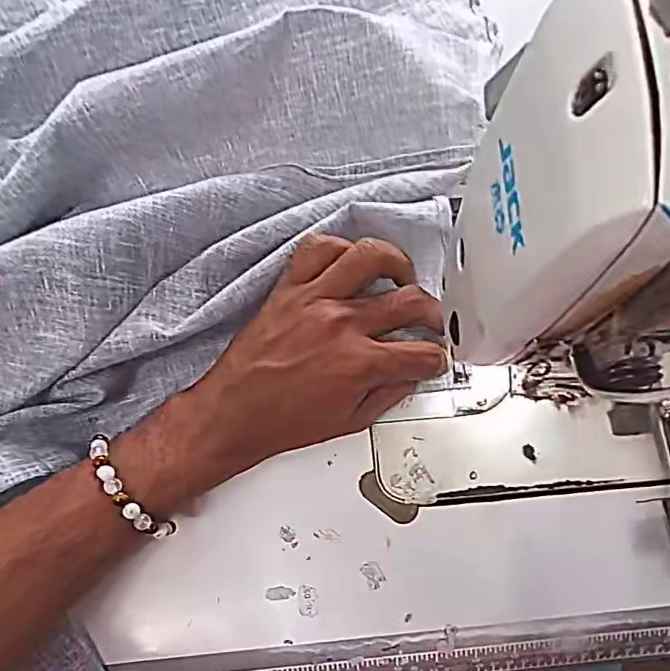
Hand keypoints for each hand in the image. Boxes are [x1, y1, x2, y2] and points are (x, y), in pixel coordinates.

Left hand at [162, 234, 449, 485]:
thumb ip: (387, 395)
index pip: (421, 352)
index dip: (436, 357)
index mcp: (359, 364)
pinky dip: (340, 249)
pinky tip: (349, 265)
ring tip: (400, 278)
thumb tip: (408, 376)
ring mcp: (314, 301)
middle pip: (410, 301)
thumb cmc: (279, 421)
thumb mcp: (348, 420)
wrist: (233, 414)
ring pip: (371, 257)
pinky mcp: (289, 290)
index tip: (434, 357)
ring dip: (397, 265)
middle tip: (429, 323)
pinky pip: (319, 248)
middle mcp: (341, 325)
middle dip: (432, 315)